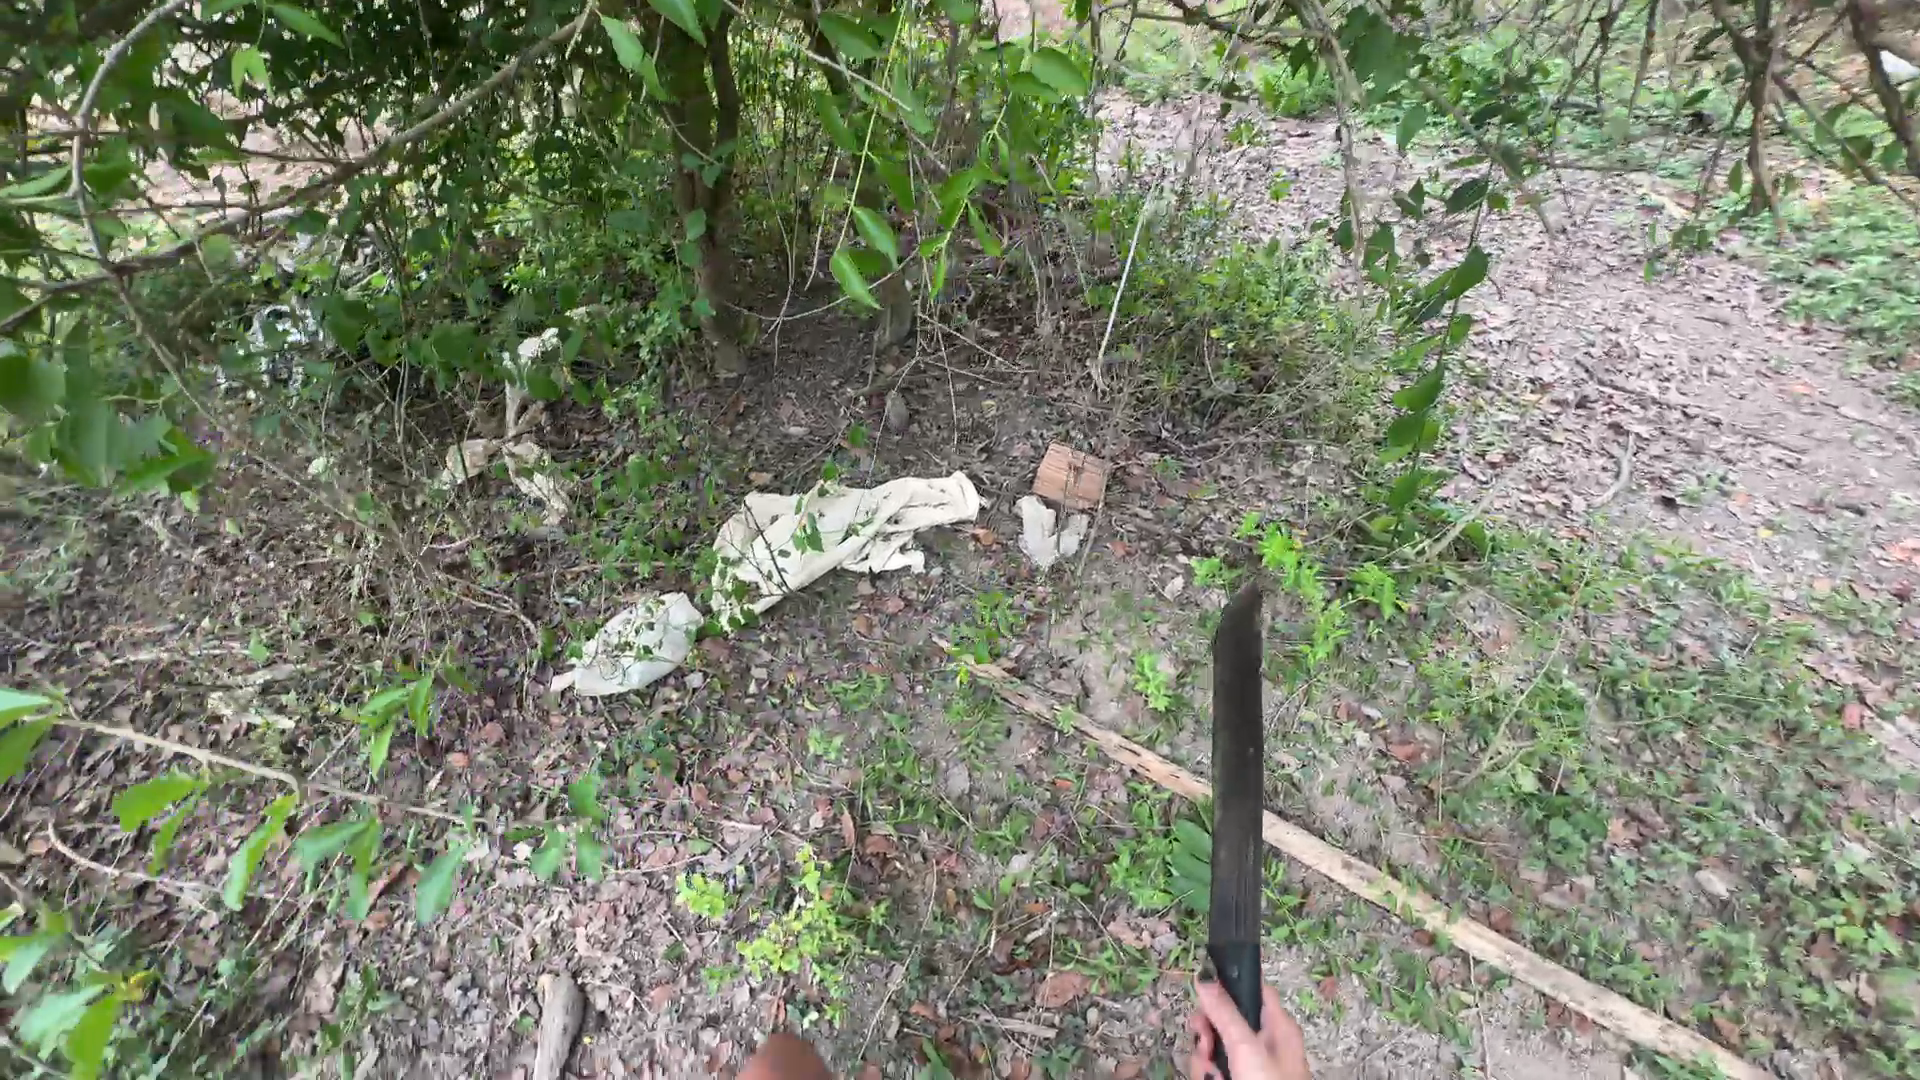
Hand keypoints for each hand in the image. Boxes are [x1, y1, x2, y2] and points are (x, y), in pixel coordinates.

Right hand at [1187, 980, 1310, 1079]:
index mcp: (1278, 1027)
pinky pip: (1216, 1069)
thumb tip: (1204, 976)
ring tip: (1211, 1074)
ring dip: (1205, 1059)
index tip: (1204, 992)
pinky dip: (1209, 1075)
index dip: (1228, 985)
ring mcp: (1252, 1067)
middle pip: (1226, 1019)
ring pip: (1216, 1046)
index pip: (1253, 989)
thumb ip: (1223, 1011)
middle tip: (1203, 1043)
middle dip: (1207, 1032)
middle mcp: (1265, 1044)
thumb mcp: (1245, 1047)